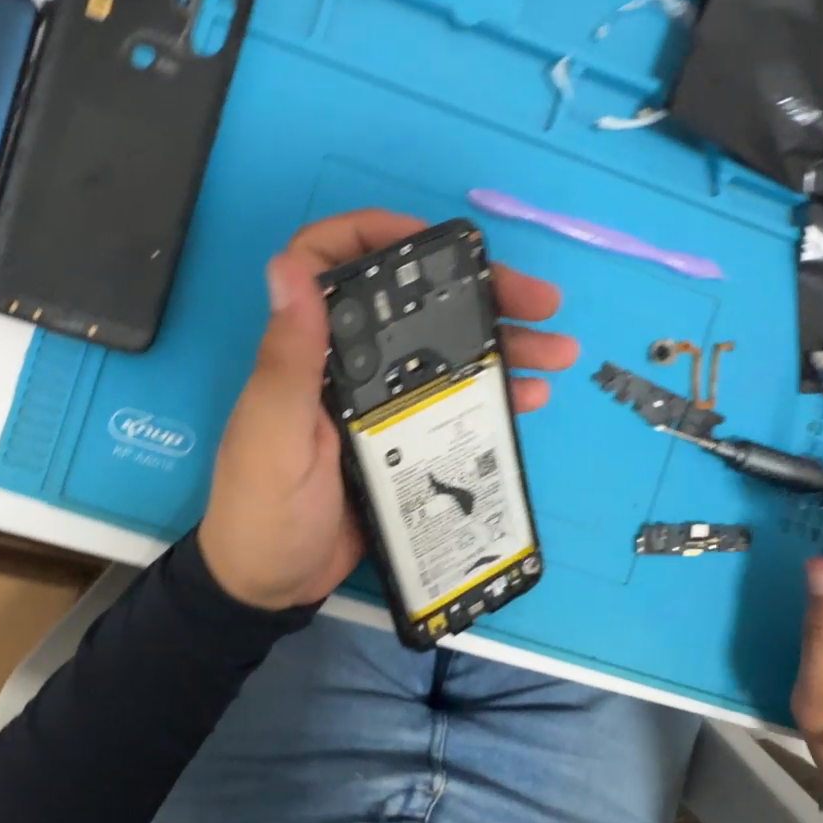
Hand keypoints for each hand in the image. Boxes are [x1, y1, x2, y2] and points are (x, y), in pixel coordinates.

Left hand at [197, 210, 578, 610]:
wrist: (272, 585)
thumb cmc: (265, 509)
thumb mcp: (275, 434)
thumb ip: (287, 358)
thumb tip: (286, 266)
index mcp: (307, 350)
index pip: (332, 264)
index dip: (382, 236)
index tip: (443, 246)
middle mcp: (345, 364)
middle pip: (411, 305)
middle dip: (477, 292)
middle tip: (539, 301)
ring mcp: (378, 402)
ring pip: (443, 353)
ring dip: (501, 343)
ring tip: (557, 349)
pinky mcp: (402, 439)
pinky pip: (452, 404)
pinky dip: (493, 394)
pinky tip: (532, 395)